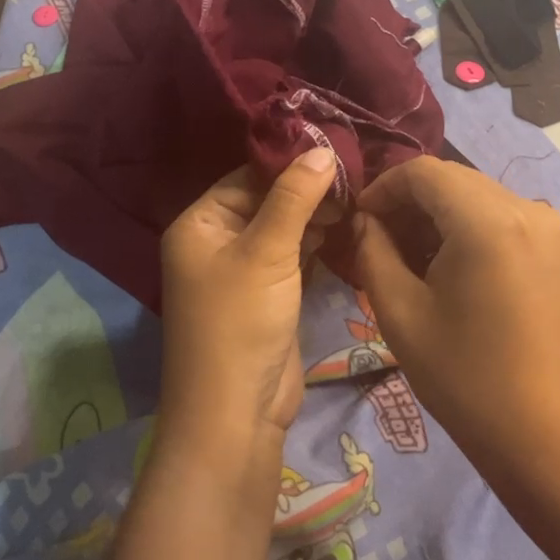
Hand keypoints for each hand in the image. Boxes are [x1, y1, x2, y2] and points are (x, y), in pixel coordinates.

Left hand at [158, 147, 335, 437]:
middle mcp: (216, 241)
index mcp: (199, 223)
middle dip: (306, 188)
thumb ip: (295, 198)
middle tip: (357, 170)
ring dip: (315, 215)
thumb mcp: (267, 253)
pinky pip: (293, 256)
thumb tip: (322, 148)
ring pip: (282, 229)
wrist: (236, 414)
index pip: (246, 176)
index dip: (288, 161)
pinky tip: (349, 225)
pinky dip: (316, 243)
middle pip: (265, 200)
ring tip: (359, 193)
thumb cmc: (239, 322)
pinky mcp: (268, 295)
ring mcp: (243, 270)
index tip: (335, 145)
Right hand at [352, 156, 559, 497]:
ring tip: (408, 259)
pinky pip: (503, 219)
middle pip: (453, 180)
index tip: (357, 220)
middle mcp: (528, 209)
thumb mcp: (402, 314)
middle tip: (376, 241)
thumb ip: (373, 252)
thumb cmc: (471, 381)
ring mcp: (552, 230)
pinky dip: (469, 230)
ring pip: (478, 198)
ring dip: (438, 216)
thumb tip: (366, 221)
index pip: (422, 171)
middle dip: (409, 202)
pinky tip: (450, 270)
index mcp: (489, 219)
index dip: (382, 187)